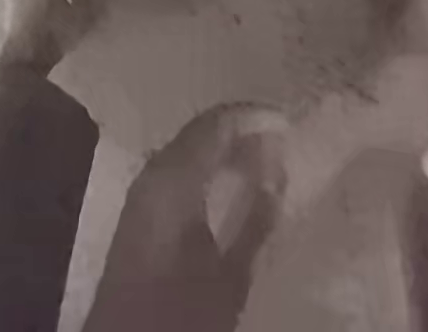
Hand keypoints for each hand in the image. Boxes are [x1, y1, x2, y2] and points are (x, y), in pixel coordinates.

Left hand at [83, 105, 288, 331]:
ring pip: (188, 145)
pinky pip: (177, 165)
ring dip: (223, 146)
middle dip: (240, 128)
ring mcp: (143, 187)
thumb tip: (275, 164)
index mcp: (174, 177)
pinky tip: (229, 180)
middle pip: (201, 129)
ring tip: (262, 157)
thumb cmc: (180, 316)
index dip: (253, 116)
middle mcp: (154, 170)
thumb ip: (256, 215)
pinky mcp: (140, 207)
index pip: (217, 123)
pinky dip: (206, 163)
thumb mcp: (230, 275)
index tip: (287, 121)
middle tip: (279, 138)